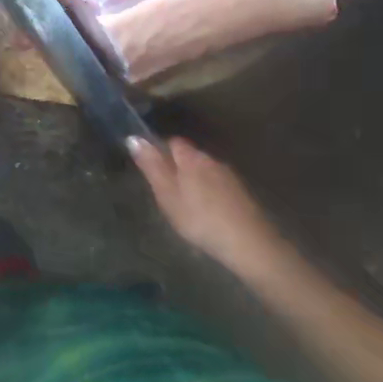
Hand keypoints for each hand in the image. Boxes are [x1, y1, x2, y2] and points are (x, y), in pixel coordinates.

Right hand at [128, 137, 283, 268]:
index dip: (160, 152)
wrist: (249, 244)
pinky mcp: (241, 193)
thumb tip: (133, 137)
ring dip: (193, 181)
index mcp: (192, 158)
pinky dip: (208, 193)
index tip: (152, 172)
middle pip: (189, 156)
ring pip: (204, 170)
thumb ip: (151, 165)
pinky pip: (217, 184)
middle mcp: (212, 160)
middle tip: (165, 192)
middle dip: (176, 167)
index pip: (173, 142)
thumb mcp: (167, 194)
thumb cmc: (199, 219)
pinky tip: (206, 213)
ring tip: (185, 205)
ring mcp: (229, 177)